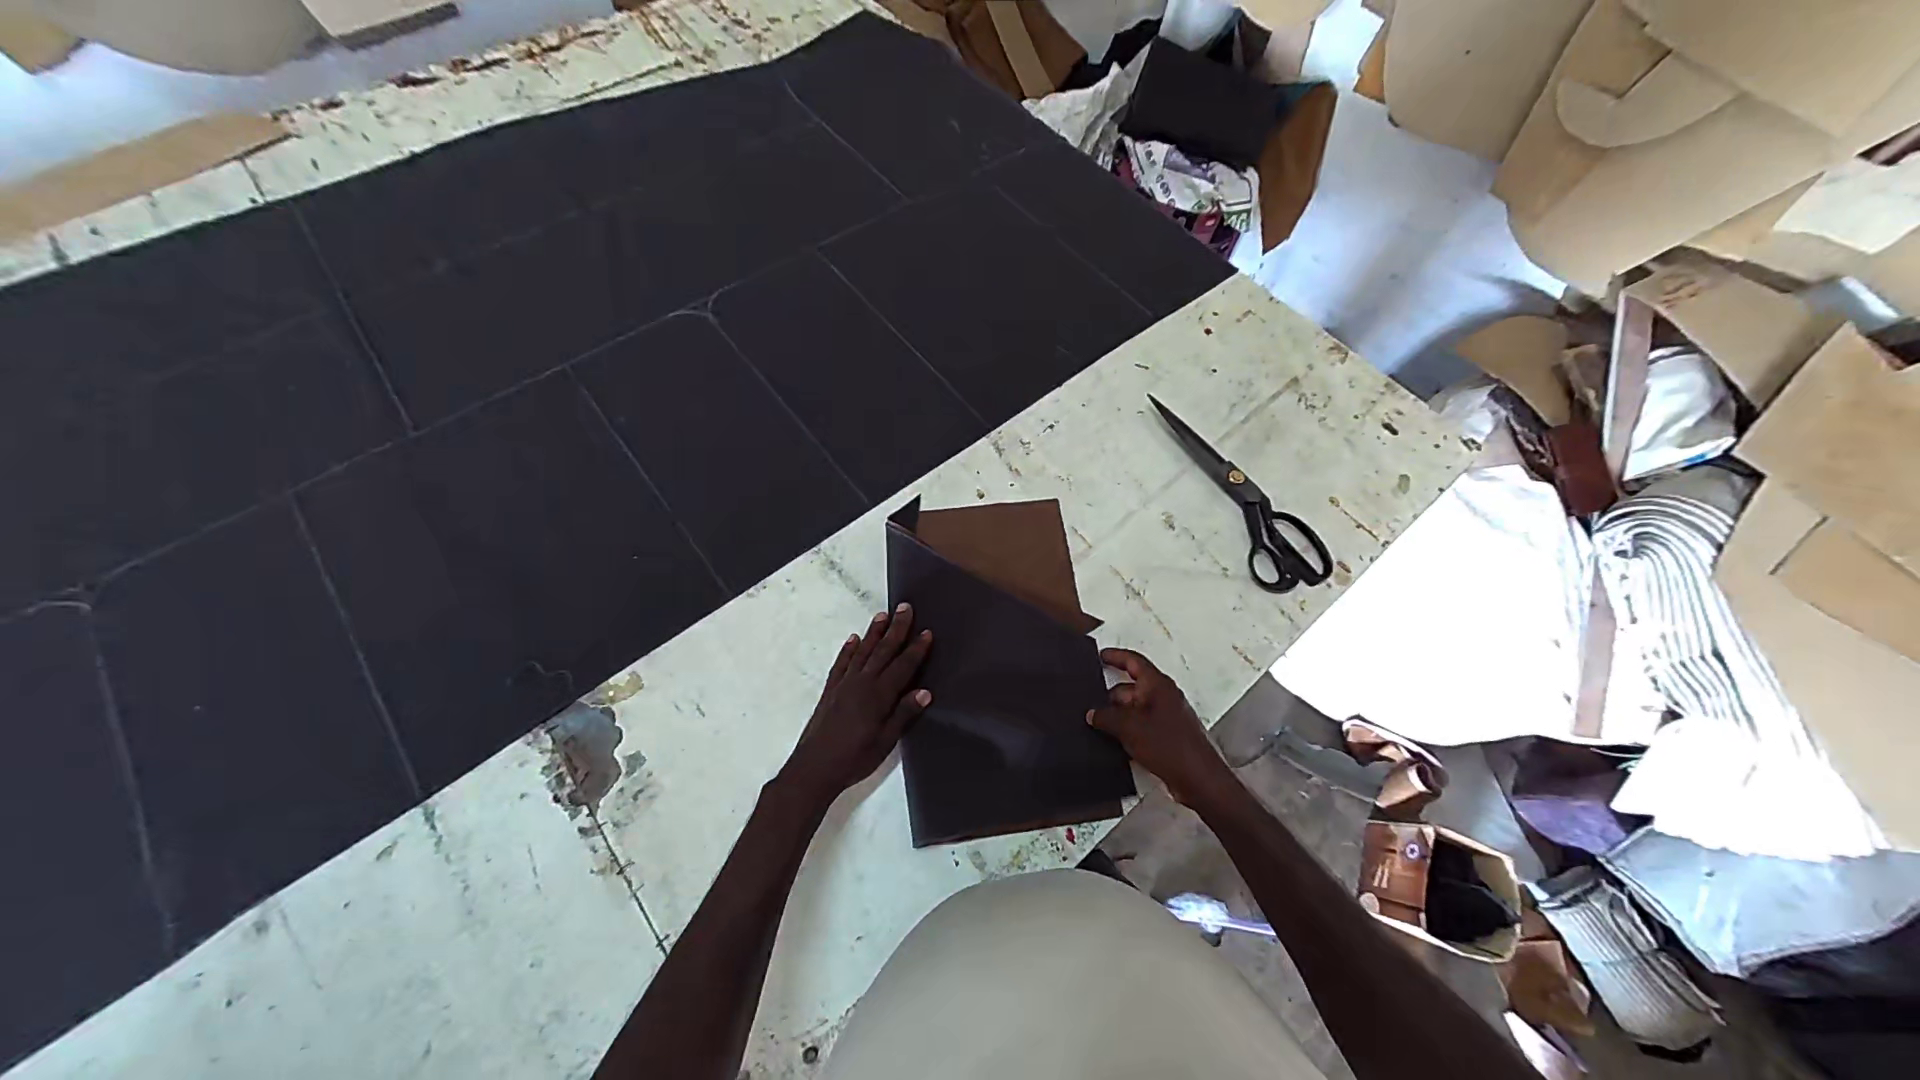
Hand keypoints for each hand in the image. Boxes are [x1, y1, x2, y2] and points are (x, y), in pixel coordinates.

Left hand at [777, 604, 933, 809]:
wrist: (814, 768)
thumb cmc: (854, 758)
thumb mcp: (885, 741)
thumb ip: (903, 714)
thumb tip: (925, 691)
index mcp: (879, 695)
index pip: (903, 666)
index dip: (916, 649)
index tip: (926, 632)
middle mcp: (861, 683)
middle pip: (883, 651)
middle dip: (896, 629)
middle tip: (905, 607)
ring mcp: (843, 684)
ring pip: (862, 651)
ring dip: (873, 632)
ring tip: (882, 615)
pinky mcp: (830, 690)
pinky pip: (841, 663)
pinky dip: (848, 649)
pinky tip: (853, 639)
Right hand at [1087, 649, 1233, 807]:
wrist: (1198, 779)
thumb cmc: (1172, 747)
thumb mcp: (1129, 727)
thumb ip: (1106, 717)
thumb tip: (1093, 714)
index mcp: (1158, 685)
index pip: (1134, 661)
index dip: (1116, 656)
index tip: (1102, 655)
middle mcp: (1164, 697)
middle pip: (1131, 688)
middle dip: (1111, 697)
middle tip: (1092, 705)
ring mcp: (1167, 717)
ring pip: (1135, 709)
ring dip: (1119, 717)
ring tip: (1101, 726)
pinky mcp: (1167, 736)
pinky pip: (1141, 726)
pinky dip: (1128, 731)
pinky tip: (1116, 743)